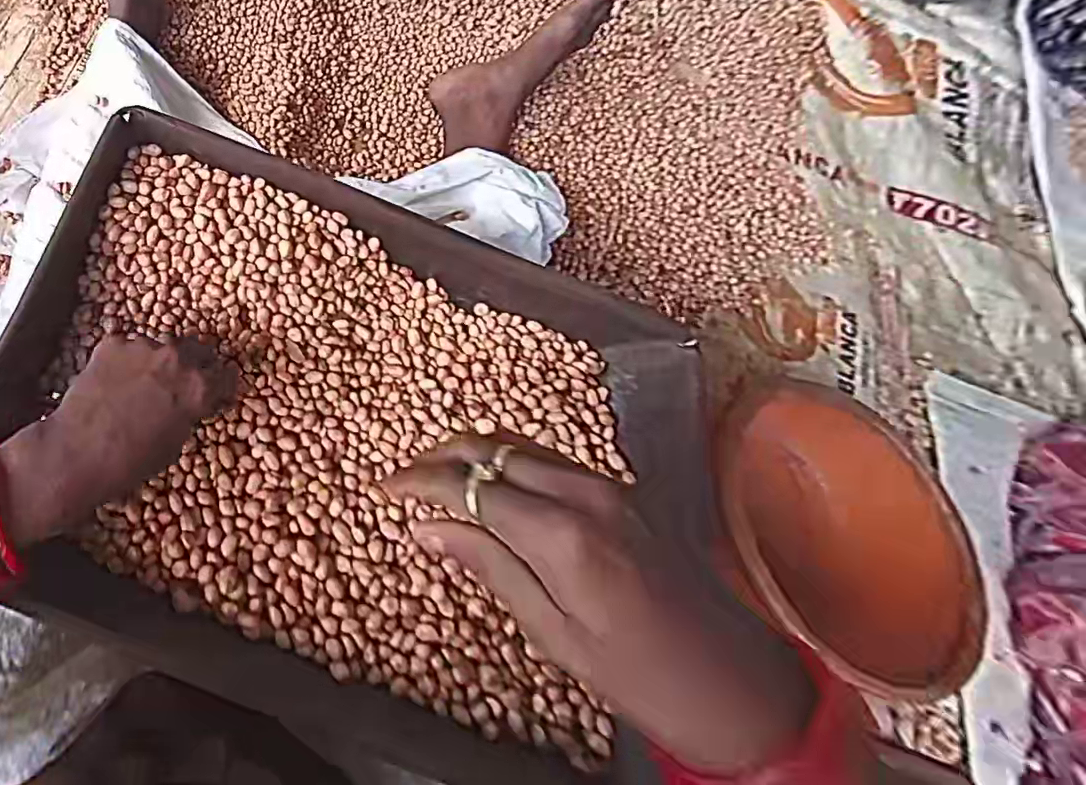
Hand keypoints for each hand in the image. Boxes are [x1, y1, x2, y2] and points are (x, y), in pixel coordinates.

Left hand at [4, 334, 235, 543]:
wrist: (80, 450)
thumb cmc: (130, 460)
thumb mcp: (173, 443)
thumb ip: (186, 413)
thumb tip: (186, 404)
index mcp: (197, 388)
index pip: (224, 376)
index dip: (222, 384)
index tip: (218, 387)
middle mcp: (175, 359)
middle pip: (196, 348)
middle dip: (194, 361)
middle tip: (183, 377)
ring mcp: (142, 346)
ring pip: (157, 346)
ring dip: (155, 360)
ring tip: (138, 383)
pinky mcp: (112, 343)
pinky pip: (125, 346)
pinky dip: (123, 359)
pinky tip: (112, 380)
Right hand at [383, 435, 813, 773]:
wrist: (747, 690)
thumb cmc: (642, 677)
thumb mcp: (553, 633)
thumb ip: (488, 565)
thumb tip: (426, 527)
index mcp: (560, 534)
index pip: (468, 483)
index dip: (419, 480)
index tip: (387, 487)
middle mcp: (581, 493)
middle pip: (486, 448)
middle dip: (436, 456)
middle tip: (405, 478)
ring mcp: (604, 486)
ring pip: (513, 444)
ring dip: (467, 453)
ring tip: (436, 477)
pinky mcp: (618, 491)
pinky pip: (542, 457)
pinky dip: (501, 460)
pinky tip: (486, 482)